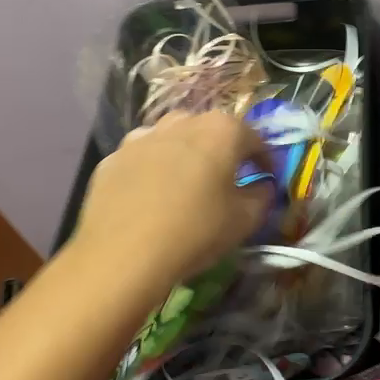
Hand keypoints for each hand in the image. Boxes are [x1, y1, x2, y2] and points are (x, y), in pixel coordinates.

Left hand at [68, 112, 272, 304]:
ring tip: (184, 182)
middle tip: (225, 179)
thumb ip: (262, 196)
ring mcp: (142, 138)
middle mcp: (183, 122)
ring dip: (183, 154)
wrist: (121, 257)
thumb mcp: (245, 220)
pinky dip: (150, 169)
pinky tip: (150, 195)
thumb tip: (262, 186)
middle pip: (211, 131)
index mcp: (222, 130)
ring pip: (172, 138)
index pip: (254, 139)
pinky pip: (140, 158)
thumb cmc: (195, 232)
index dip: (264, 160)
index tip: (266, 179)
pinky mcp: (112, 159)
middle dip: (222, 150)